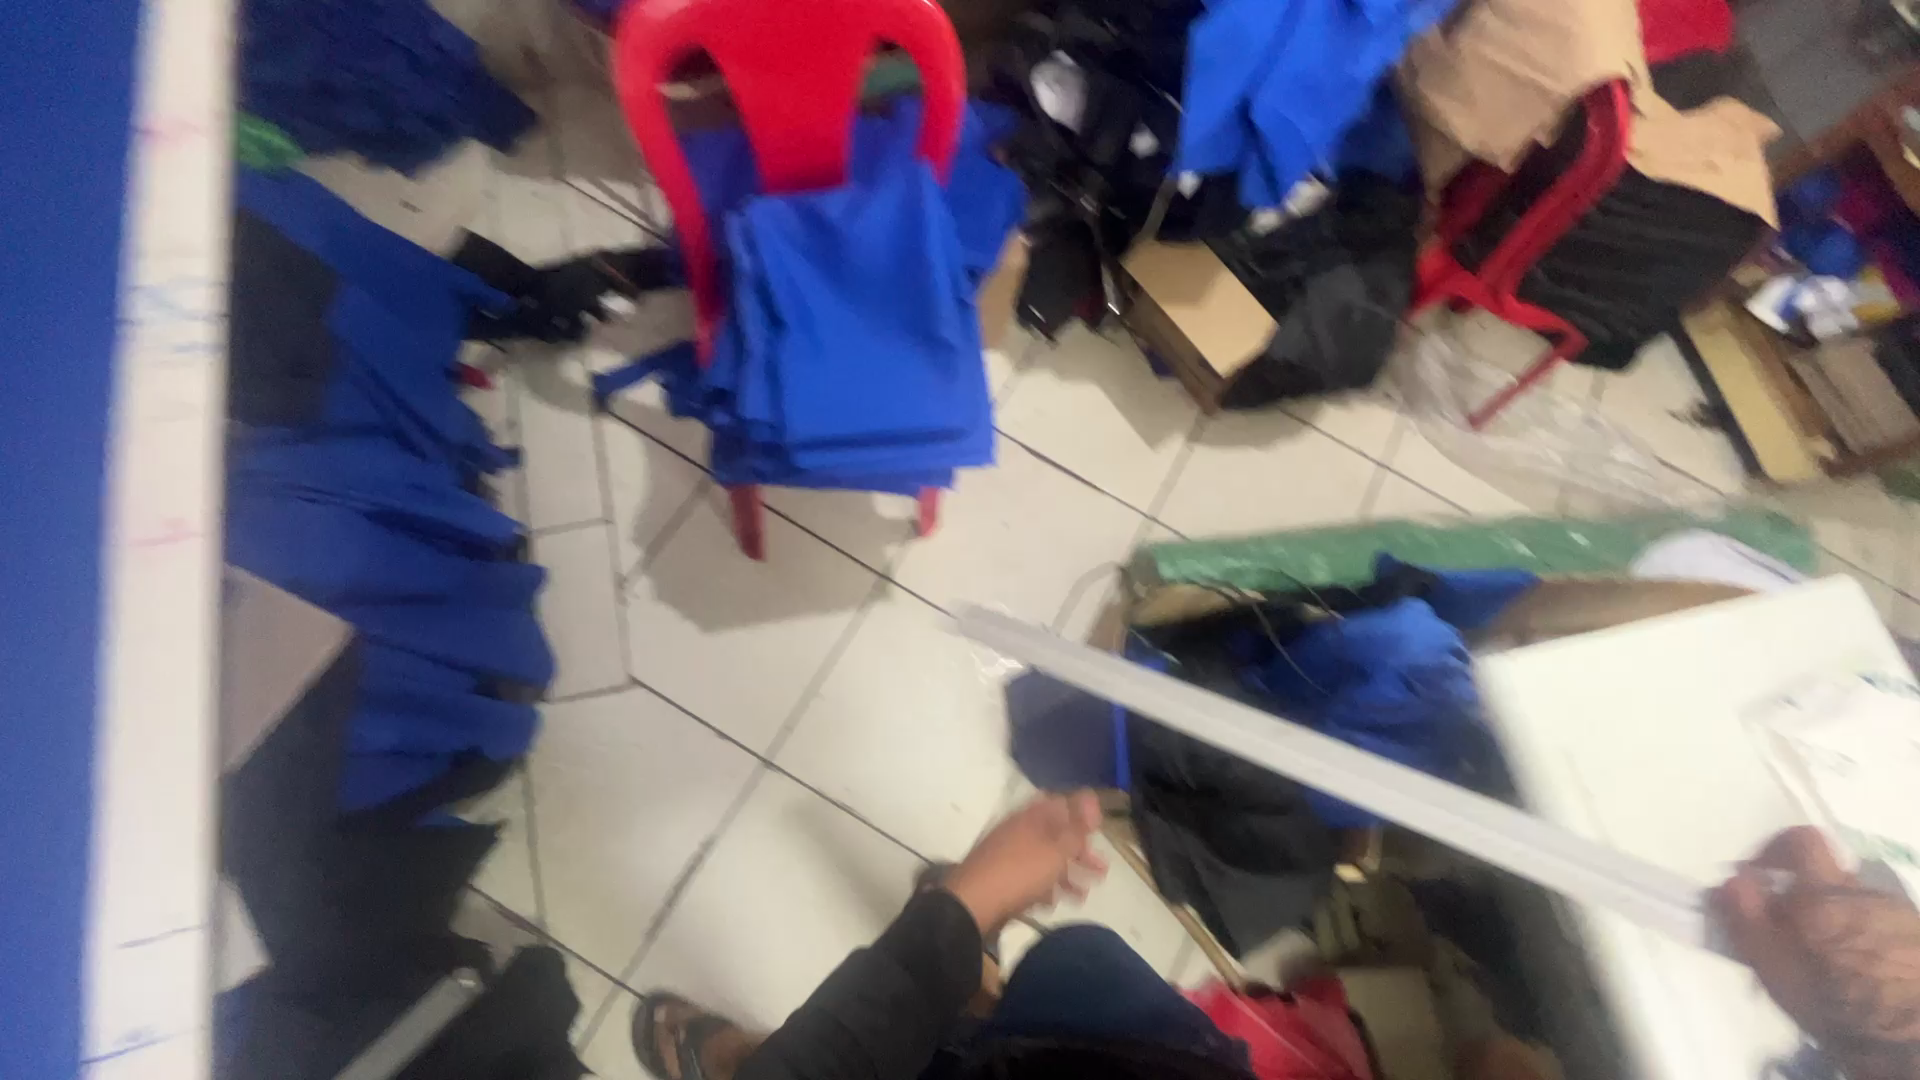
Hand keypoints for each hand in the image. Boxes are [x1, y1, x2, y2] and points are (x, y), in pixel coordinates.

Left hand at [944, 791, 1107, 934]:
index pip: (1059, 804)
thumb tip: (1091, 797)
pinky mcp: (1000, 879)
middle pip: (1054, 835)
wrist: (972, 904)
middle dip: (1079, 851)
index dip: (1080, 813)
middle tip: (1102, 869)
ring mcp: (1007, 855)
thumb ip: (1076, 828)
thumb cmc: (1019, 872)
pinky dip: (1044, 887)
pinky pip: (1028, 878)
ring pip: (1043, 859)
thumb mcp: (1055, 851)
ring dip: (1066, 873)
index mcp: (1030, 817)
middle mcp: (1018, 830)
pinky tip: (1054, 903)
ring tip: (1084, 894)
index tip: (1098, 828)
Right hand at [1711, 827, 1919, 1079]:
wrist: (1907, 1046)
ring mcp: (1911, 924)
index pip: (1804, 840)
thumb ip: (1742, 908)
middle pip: (1837, 878)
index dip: (1778, 848)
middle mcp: (1874, 899)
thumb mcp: (1764, 955)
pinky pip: (1894, 929)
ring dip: (1848, 918)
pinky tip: (1869, 970)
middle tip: (1800, 927)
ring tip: (1837, 953)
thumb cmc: (1827, 996)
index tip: (1763, 874)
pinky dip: (1877, 940)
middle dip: (1814, 894)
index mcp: (1826, 893)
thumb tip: (1736, 876)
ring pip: (1867, 905)